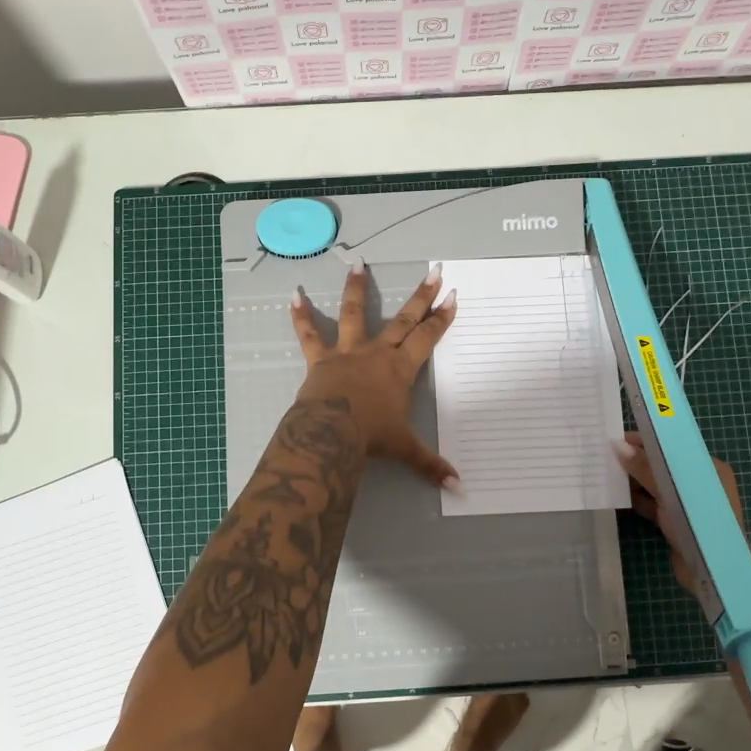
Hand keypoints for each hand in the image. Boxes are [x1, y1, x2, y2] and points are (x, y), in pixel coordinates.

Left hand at [291, 263, 457, 486]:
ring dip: (357, 289)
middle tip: (434, 272)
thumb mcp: (404, 449)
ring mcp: (347, 352)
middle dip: (421, 296)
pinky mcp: (320, 359)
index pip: (427, 338)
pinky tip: (293, 297)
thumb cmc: (371, 437)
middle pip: (403, 320)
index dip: (441, 318)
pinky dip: (300, 317)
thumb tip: (458, 485)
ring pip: (354, 314)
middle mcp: (377, 353)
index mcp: (401, 369)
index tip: (452, 297)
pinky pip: (309, 335)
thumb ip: (430, 464)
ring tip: (358, 265)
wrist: (332, 432)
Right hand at [614, 432, 742, 593]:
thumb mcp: (672, 493)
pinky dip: (637, 499)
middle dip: (636, 460)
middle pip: (662, 464)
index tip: (616, 438)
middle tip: (604, 455)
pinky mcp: (675, 520)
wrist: (714, 572)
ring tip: (604, 472)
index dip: (646, 440)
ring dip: (634, 480)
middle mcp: (697, 481)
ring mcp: (686, 502)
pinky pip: (652, 503)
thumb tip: (618, 446)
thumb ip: (645, 469)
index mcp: (707, 467)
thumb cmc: (701, 525)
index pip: (672, 445)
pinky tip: (615, 495)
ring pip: (655, 484)